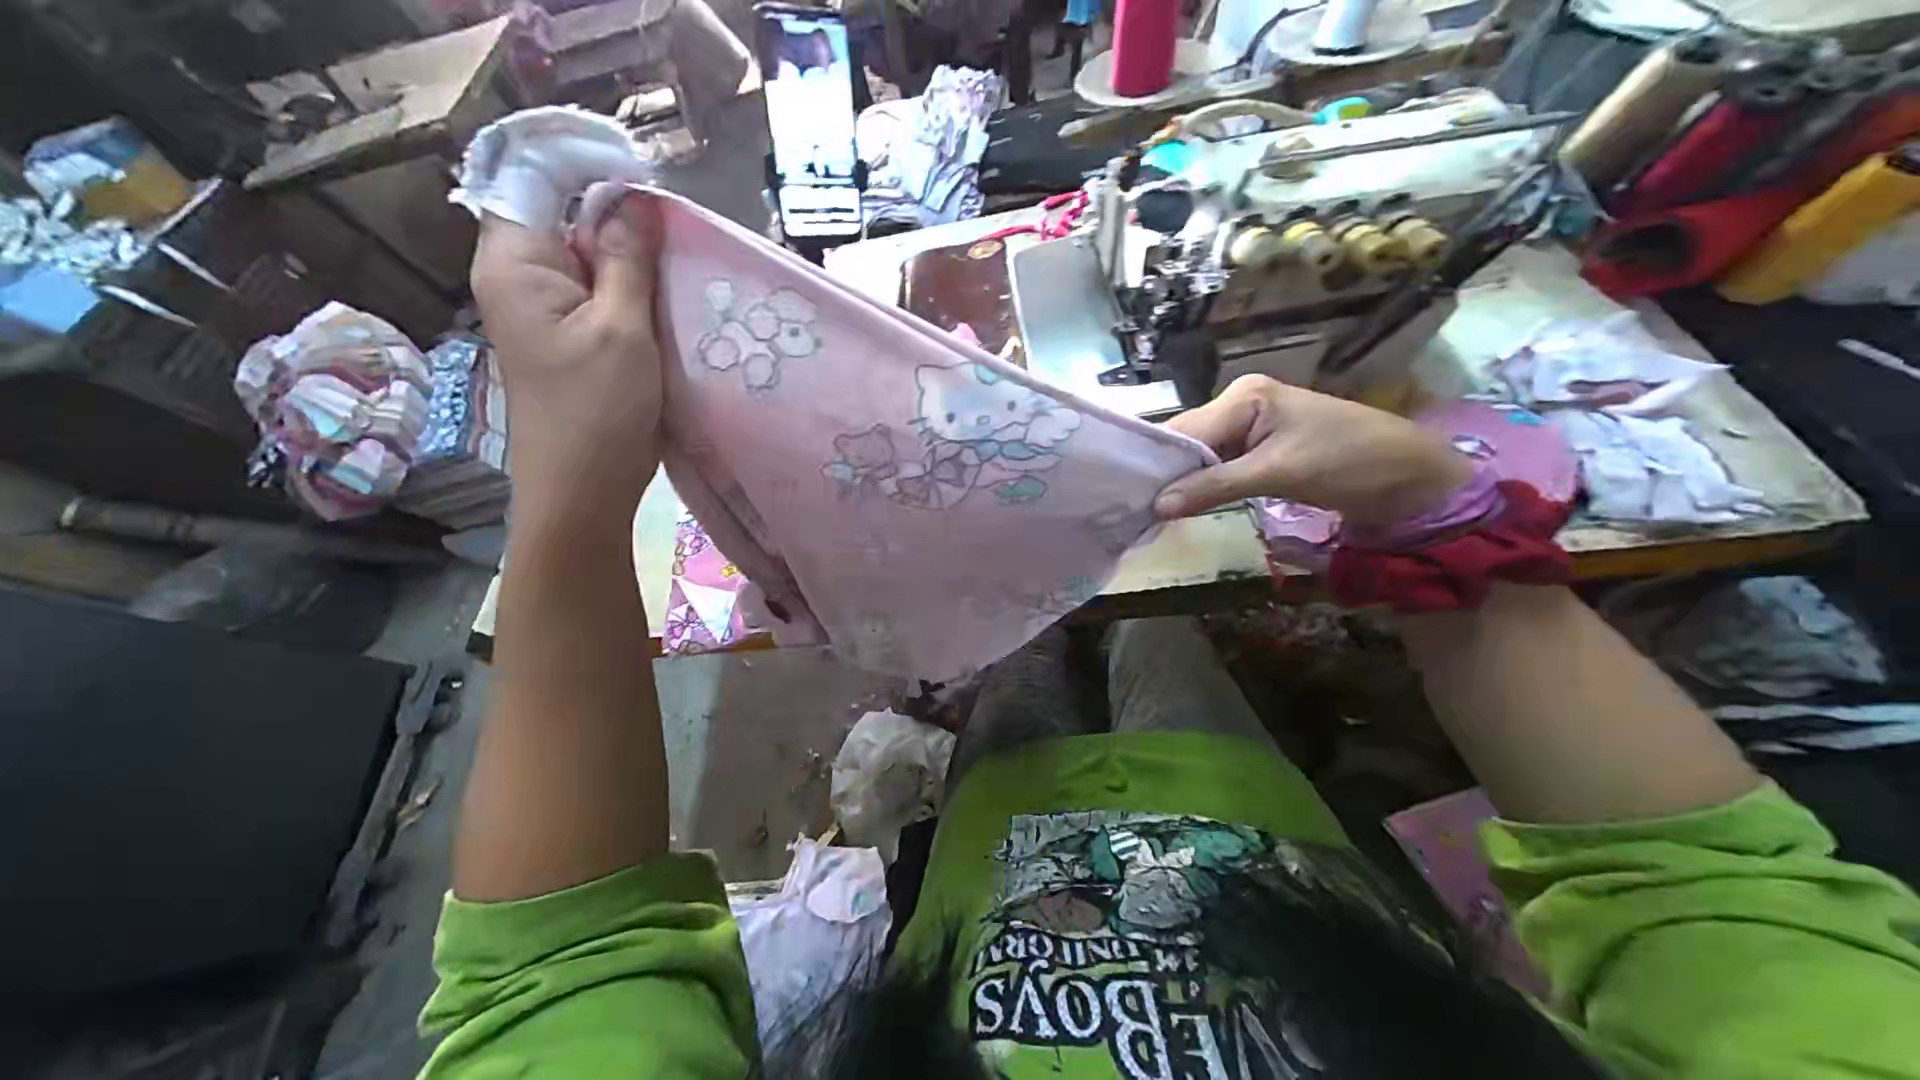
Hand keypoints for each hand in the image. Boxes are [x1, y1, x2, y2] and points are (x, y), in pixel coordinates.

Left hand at [470, 186, 663, 522]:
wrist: (583, 492)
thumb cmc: (597, 411)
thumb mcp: (622, 328)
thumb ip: (626, 259)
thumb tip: (635, 200)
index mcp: (514, 263)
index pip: (539, 181)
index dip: (592, 174)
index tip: (650, 189)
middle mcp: (520, 278)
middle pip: (569, 218)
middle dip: (621, 222)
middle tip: (677, 238)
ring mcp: (545, 311)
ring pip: (591, 260)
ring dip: (633, 263)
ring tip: (677, 272)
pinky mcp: (569, 339)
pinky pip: (600, 296)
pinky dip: (632, 295)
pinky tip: (665, 306)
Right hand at [1155, 375, 1471, 525]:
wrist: (1413, 477)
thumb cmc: (1350, 461)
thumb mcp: (1279, 473)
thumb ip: (1216, 486)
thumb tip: (1157, 506)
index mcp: (1244, 396)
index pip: (1184, 429)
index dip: (1156, 463)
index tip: (1128, 496)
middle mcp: (1240, 404)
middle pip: (1187, 441)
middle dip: (1165, 474)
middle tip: (1133, 508)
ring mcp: (1250, 428)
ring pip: (1199, 456)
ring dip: (1182, 483)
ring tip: (1149, 511)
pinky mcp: (1260, 450)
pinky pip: (1218, 467)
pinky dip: (1203, 487)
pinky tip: (1182, 505)